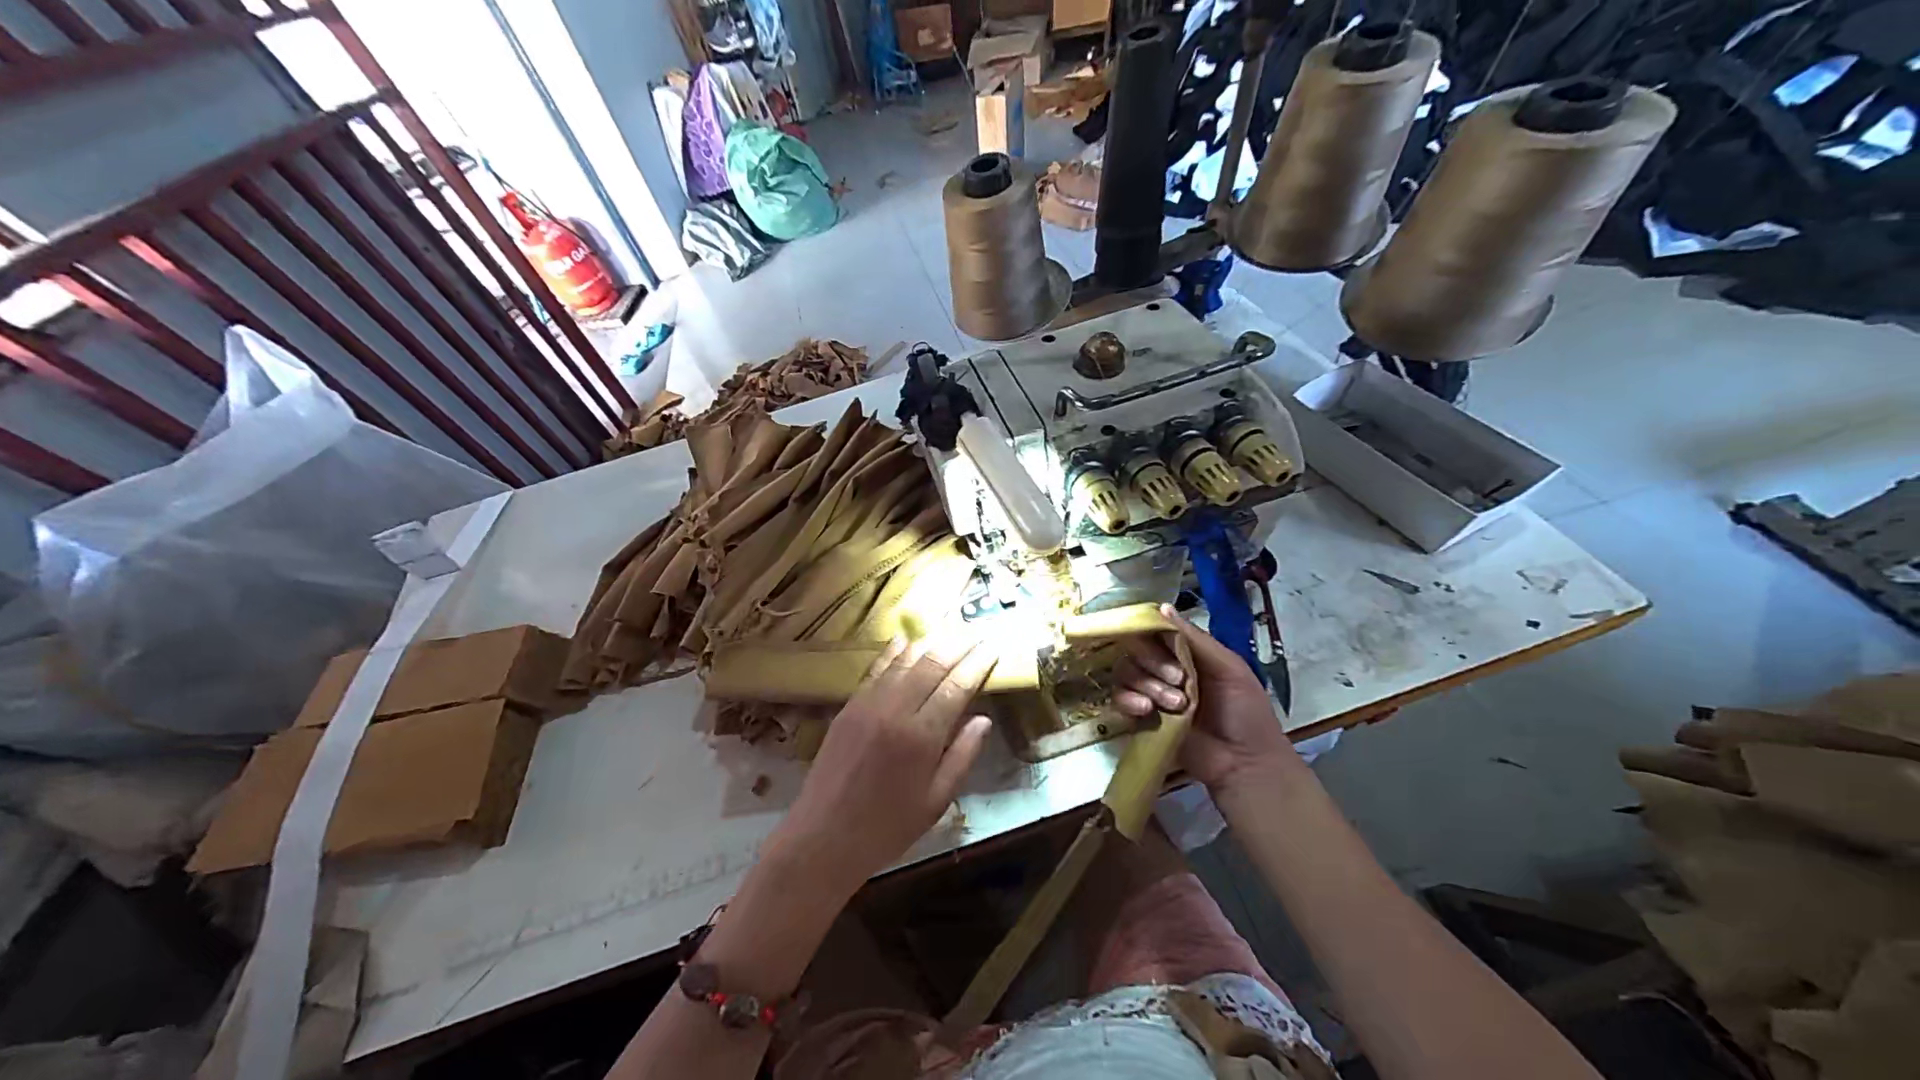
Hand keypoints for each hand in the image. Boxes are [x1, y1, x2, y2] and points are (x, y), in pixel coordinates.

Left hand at [769, 635, 995, 892]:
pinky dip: (893, 653)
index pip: (956, 687)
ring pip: (903, 662)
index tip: (992, 648)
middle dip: (956, 647)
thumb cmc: (887, 828)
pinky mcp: (848, 707)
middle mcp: (895, 711)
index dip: (977, 664)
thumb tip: (983, 719)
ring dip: (928, 644)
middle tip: (975, 635)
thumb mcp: (936, 801)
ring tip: (948, 632)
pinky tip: (904, 641)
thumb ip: (962, 756)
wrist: (823, 837)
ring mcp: (868, 705)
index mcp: (922, 737)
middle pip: (931, 665)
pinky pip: (875, 671)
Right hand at [1113, 604, 1304, 795]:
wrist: (1245, 763)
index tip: (1159, 644)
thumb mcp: (1229, 668)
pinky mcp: (1141, 718)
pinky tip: (1146, 711)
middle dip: (1154, 664)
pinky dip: (1129, 701)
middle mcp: (1165, 669)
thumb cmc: (1245, 712)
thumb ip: (1194, 639)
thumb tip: (1162, 607)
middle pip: (1136, 650)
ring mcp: (1151, 693)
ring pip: (1126, 673)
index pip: (1155, 631)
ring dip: (1147, 685)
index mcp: (1187, 652)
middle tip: (1179, 681)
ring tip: (1175, 705)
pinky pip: (1120, 699)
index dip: (1152, 634)